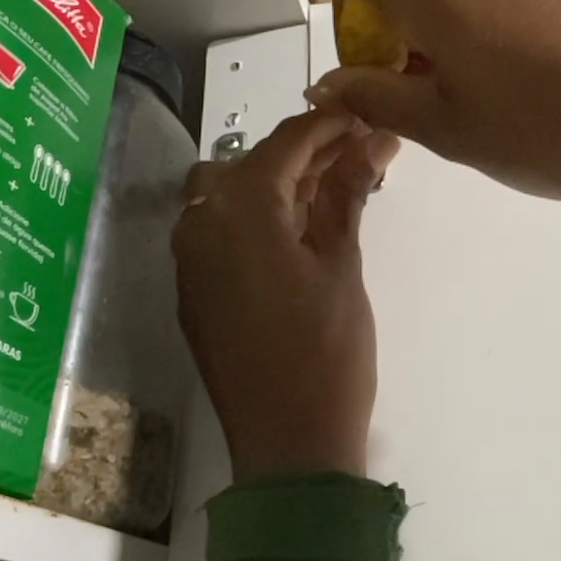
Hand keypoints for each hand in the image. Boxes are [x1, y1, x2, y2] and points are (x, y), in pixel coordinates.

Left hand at [173, 109, 398, 481]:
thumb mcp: (342, 266)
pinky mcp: (193, 292)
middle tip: (359, 154)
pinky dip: (255, 219)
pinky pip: (219, 232)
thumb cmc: (327, 353)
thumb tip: (371, 140)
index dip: (328, 124)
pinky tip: (296, 231)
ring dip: (276, 184)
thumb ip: (347, 195)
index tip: (365, 115)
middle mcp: (199, 223)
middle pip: (253, 165)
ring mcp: (189, 260)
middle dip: (305, 154)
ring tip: (331, 192)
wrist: (288, 445)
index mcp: (239, 209)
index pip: (285, 142)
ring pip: (229, 195)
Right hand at [311, 0, 560, 200]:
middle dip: (403, 28)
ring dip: (451, 26)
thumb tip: (329, 82)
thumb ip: (377, 96)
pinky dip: (494, 18)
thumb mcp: (446, 127)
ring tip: (486, 91)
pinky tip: (529, 73)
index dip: (351, 8)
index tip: (374, 62)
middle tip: (429, 94)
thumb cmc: (543, 128)